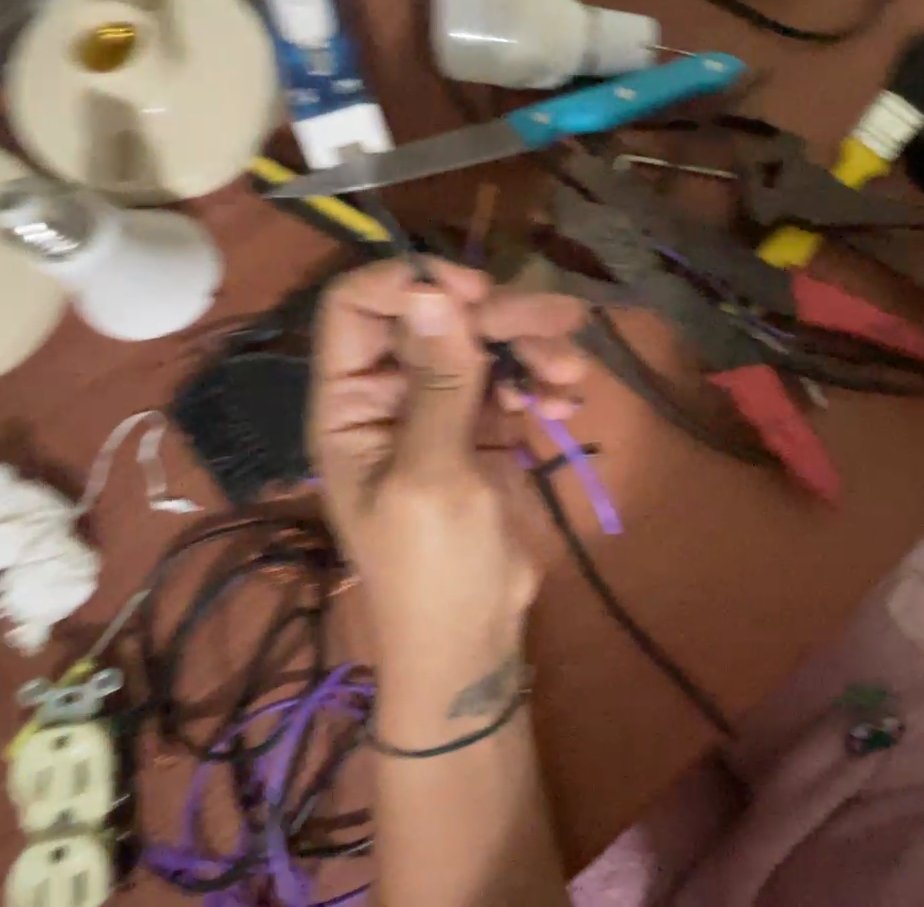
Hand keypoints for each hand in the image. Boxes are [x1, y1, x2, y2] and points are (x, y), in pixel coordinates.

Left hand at [310, 259, 587, 672]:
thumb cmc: (434, 569)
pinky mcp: (485, 430)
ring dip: (531, 349)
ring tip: (572, 376)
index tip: (476, 289)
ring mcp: (442, 411)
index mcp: (351, 404)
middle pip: (438, 320)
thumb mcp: (433, 477)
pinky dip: (541, 385)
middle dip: (499, 317)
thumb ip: (437, 383)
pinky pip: (511, 383)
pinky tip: (567, 407)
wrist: (475, 638)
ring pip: (483, 346)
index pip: (358, 309)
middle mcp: (391, 396)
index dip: (412, 284)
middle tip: (561, 322)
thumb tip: (433, 290)